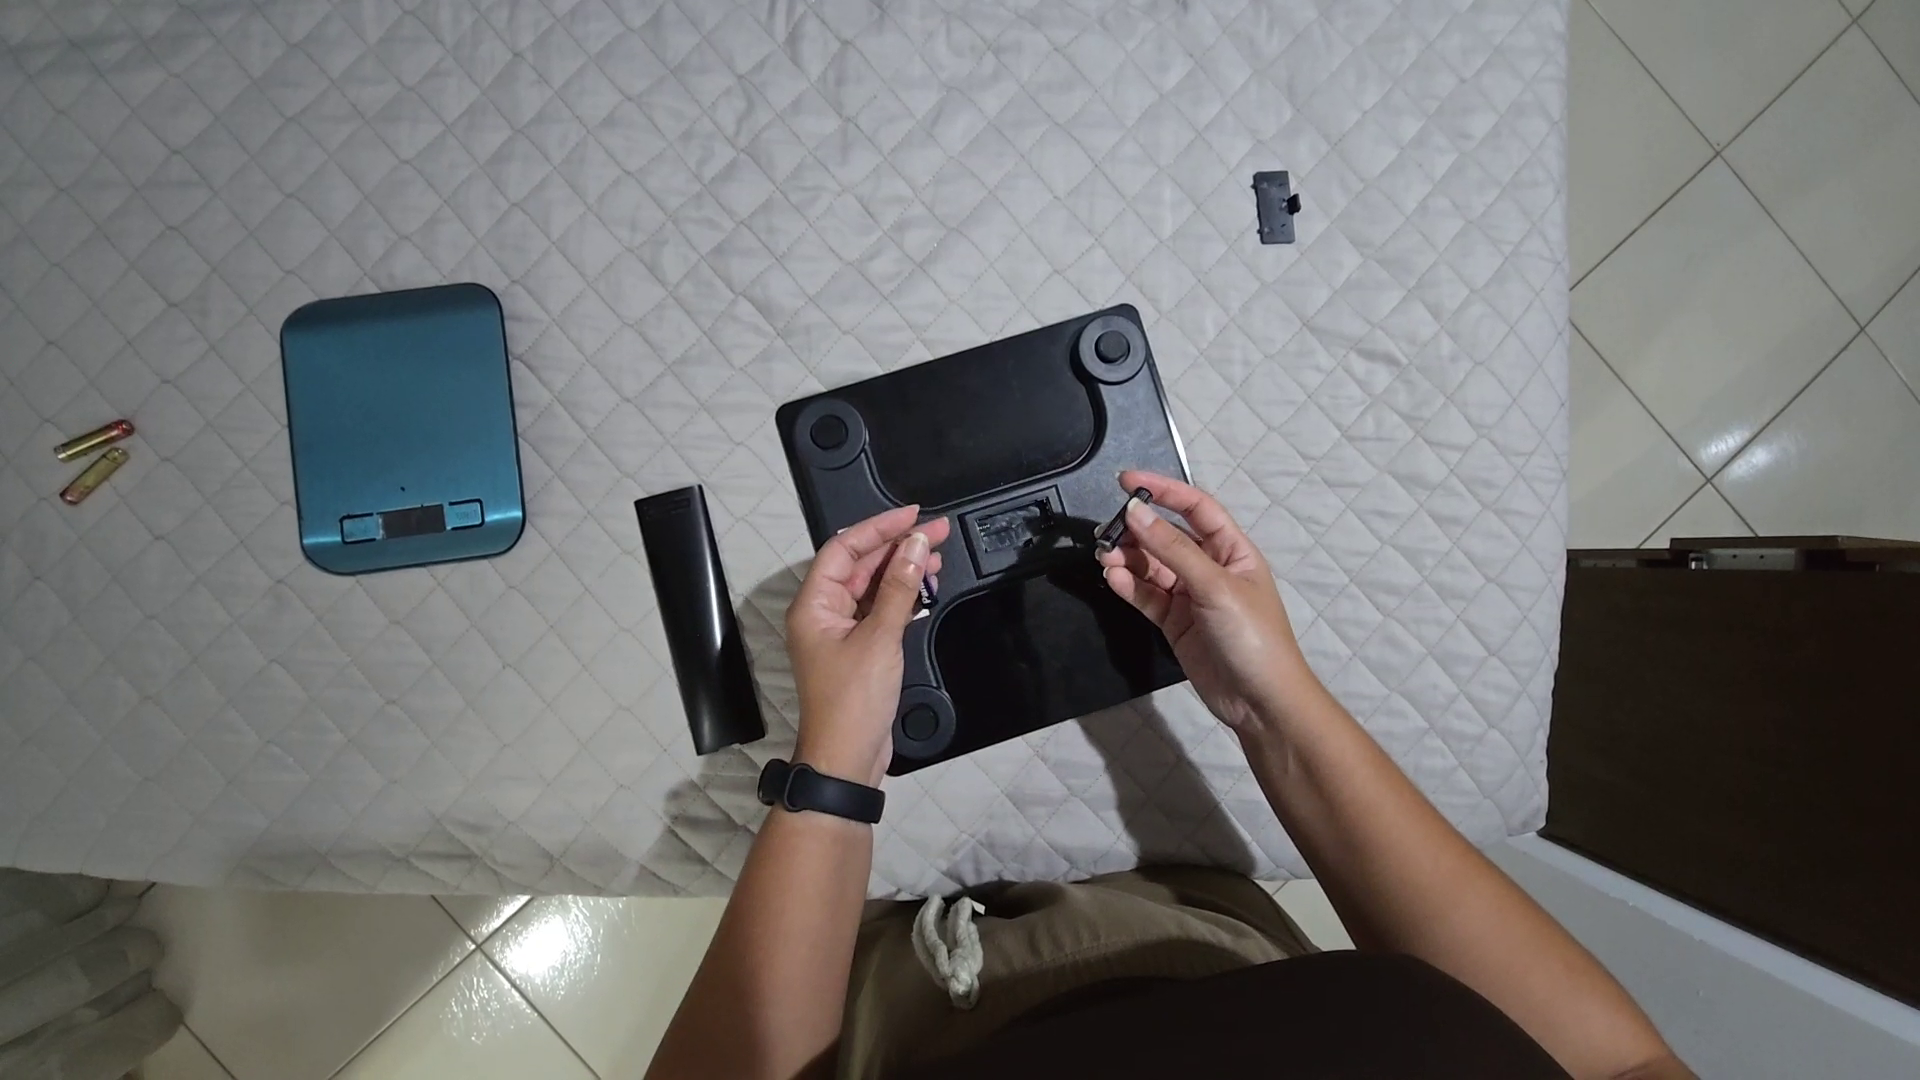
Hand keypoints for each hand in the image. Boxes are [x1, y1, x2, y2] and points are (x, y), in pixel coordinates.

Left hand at [785, 506, 949, 787]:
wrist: (847, 758)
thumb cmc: (854, 698)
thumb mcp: (880, 638)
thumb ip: (899, 588)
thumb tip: (916, 545)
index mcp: (814, 604)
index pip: (844, 549)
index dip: (878, 527)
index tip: (913, 514)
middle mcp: (824, 612)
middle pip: (861, 565)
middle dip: (898, 547)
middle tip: (937, 531)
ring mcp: (842, 631)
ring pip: (873, 586)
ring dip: (903, 571)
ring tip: (937, 555)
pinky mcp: (860, 648)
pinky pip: (880, 609)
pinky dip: (903, 597)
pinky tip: (926, 586)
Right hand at [1096, 471, 1313, 732]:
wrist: (1261, 702)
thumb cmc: (1253, 637)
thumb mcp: (1215, 587)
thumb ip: (1173, 549)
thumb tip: (1136, 513)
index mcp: (1232, 550)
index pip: (1195, 507)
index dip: (1163, 490)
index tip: (1126, 481)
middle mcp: (1209, 567)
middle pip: (1166, 536)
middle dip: (1137, 530)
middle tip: (1106, 530)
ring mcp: (1190, 595)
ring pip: (1151, 566)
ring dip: (1127, 559)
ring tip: (1104, 557)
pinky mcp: (1173, 621)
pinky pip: (1146, 595)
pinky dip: (1128, 586)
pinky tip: (1113, 578)